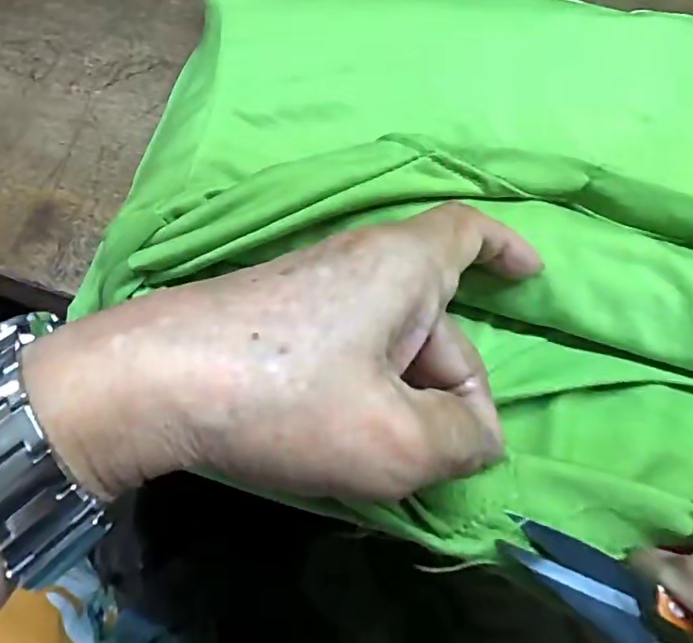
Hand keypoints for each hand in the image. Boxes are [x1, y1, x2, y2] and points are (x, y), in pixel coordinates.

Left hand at [20, 203, 543, 501]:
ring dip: (407, 395)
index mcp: (400, 264)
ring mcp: (316, 283)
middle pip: (435, 314)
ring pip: (391, 338)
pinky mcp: (284, 311)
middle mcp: (361, 259)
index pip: (467, 230)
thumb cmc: (288, 396)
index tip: (532, 274)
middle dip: (454, 384)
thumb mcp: (395, 441)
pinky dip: (366, 388)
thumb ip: (459, 439)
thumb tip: (479, 433)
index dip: (506, 247)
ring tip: (387, 461)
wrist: (159, 375)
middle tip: (447, 457)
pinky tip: (342, 437)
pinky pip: (350, 345)